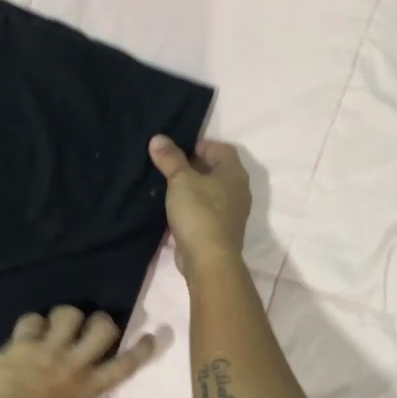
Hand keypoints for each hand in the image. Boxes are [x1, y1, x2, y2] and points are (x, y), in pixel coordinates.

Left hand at [0, 307, 157, 397]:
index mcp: (89, 390)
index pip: (125, 366)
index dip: (142, 349)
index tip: (150, 337)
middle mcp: (75, 366)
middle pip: (103, 328)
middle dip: (101, 321)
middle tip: (91, 326)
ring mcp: (50, 351)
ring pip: (71, 313)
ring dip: (66, 315)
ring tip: (57, 324)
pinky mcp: (25, 342)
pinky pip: (34, 318)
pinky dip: (32, 323)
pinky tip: (28, 332)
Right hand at [148, 136, 250, 277]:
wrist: (209, 259)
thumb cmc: (199, 212)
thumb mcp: (180, 180)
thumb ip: (170, 158)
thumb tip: (158, 138)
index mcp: (234, 173)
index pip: (221, 149)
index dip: (200, 145)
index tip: (177, 151)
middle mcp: (238, 190)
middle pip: (217, 170)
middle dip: (194, 166)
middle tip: (169, 166)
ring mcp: (232, 212)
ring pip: (211, 191)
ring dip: (193, 187)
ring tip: (169, 186)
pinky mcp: (221, 230)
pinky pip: (206, 210)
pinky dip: (193, 206)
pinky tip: (174, 209)